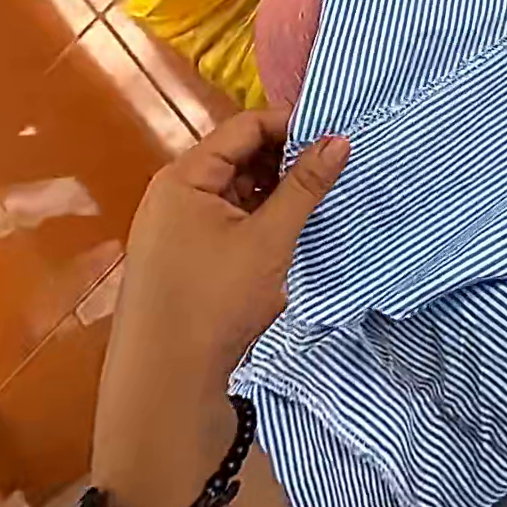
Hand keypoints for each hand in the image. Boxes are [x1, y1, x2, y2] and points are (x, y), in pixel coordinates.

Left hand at [108, 112, 347, 387]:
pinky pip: (236, 211)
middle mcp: (179, 191)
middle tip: (337, 163)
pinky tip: (298, 219)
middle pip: (243, 152)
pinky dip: (268, 209)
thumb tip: (340, 140)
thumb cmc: (215, 299)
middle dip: (290, 155)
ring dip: (282, 184)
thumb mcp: (270, 237)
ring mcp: (183, 221)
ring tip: (324, 190)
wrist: (166, 382)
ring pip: (242, 183)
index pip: (246, 126)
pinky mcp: (193, 247)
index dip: (293, 124)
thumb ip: (306, 184)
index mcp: (186, 178)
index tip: (337, 135)